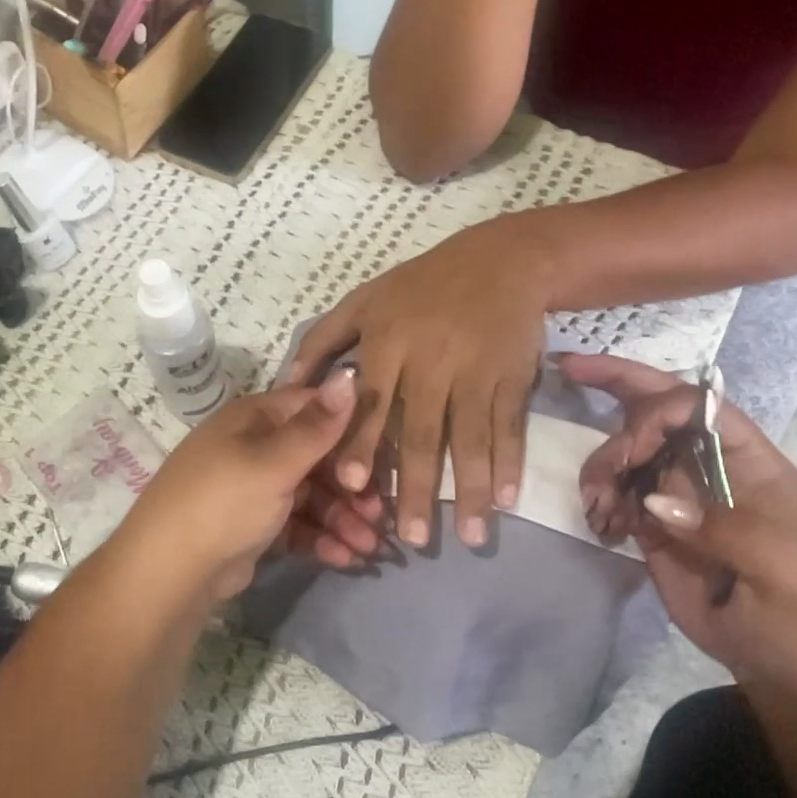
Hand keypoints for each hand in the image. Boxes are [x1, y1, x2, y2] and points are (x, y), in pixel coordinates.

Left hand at [116, 370, 357, 598]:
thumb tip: (351, 372)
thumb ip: (317, 425)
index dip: (354, 429)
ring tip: (370, 547)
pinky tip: (345, 558)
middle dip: (352, 486)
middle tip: (381, 513)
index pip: (315, 409)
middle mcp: (253, 446)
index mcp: (254, 419)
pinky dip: (320, 538)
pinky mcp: (253, 526)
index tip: (390, 455)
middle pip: (317, 457)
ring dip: (341, 519)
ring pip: (310, 495)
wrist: (168, 572)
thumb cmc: (223, 503)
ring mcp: (252, 488)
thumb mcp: (273, 462)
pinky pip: (296, 525)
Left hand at [288, 216, 548, 549]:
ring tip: (468, 536)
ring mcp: (475, 372)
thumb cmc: (420, 286)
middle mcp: (430, 362)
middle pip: (420, 432)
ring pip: (469, 438)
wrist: (502, 259)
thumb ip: (321, 343)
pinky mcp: (512, 378)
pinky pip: (508, 426)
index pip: (369, 403)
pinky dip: (509, 463)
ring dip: (468, 488)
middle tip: (412, 538)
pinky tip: (507, 501)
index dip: (362, 444)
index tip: (352, 487)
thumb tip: (284, 382)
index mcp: (387, 344)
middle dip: (415, 487)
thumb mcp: (362, 303)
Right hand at [562, 354, 796, 696]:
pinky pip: (614, 496)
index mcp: (750, 462)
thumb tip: (653, 502)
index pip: (697, 408)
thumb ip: (726, 530)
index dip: (654, 409)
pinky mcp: (652, 527)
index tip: (627, 450)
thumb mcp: (789, 571)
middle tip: (564, 375)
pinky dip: (598, 503)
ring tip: (599, 510)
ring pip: (623, 454)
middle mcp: (707, 466)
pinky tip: (605, 529)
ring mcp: (677, 496)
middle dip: (609, 384)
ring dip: (599, 469)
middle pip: (654, 407)